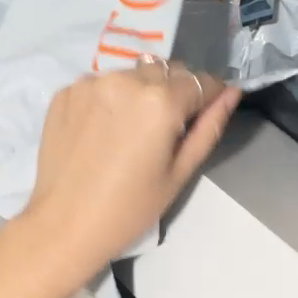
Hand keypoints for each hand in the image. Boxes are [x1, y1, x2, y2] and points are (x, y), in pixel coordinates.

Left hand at [14, 58, 243, 288]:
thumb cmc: (130, 208)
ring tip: (130, 132)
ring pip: (132, 75)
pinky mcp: (65, 92)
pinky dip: (109, 99)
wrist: (65, 225)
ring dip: (141, 92)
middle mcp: (125, 80)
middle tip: (165, 131)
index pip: (200, 81)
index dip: (209, 96)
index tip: (205, 114)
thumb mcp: (180, 173)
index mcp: (160, 101)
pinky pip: (101, 85)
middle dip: (174, 92)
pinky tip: (103, 132)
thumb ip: (209, 127)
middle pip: (166, 72)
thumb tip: (232, 93)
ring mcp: (90, 83)